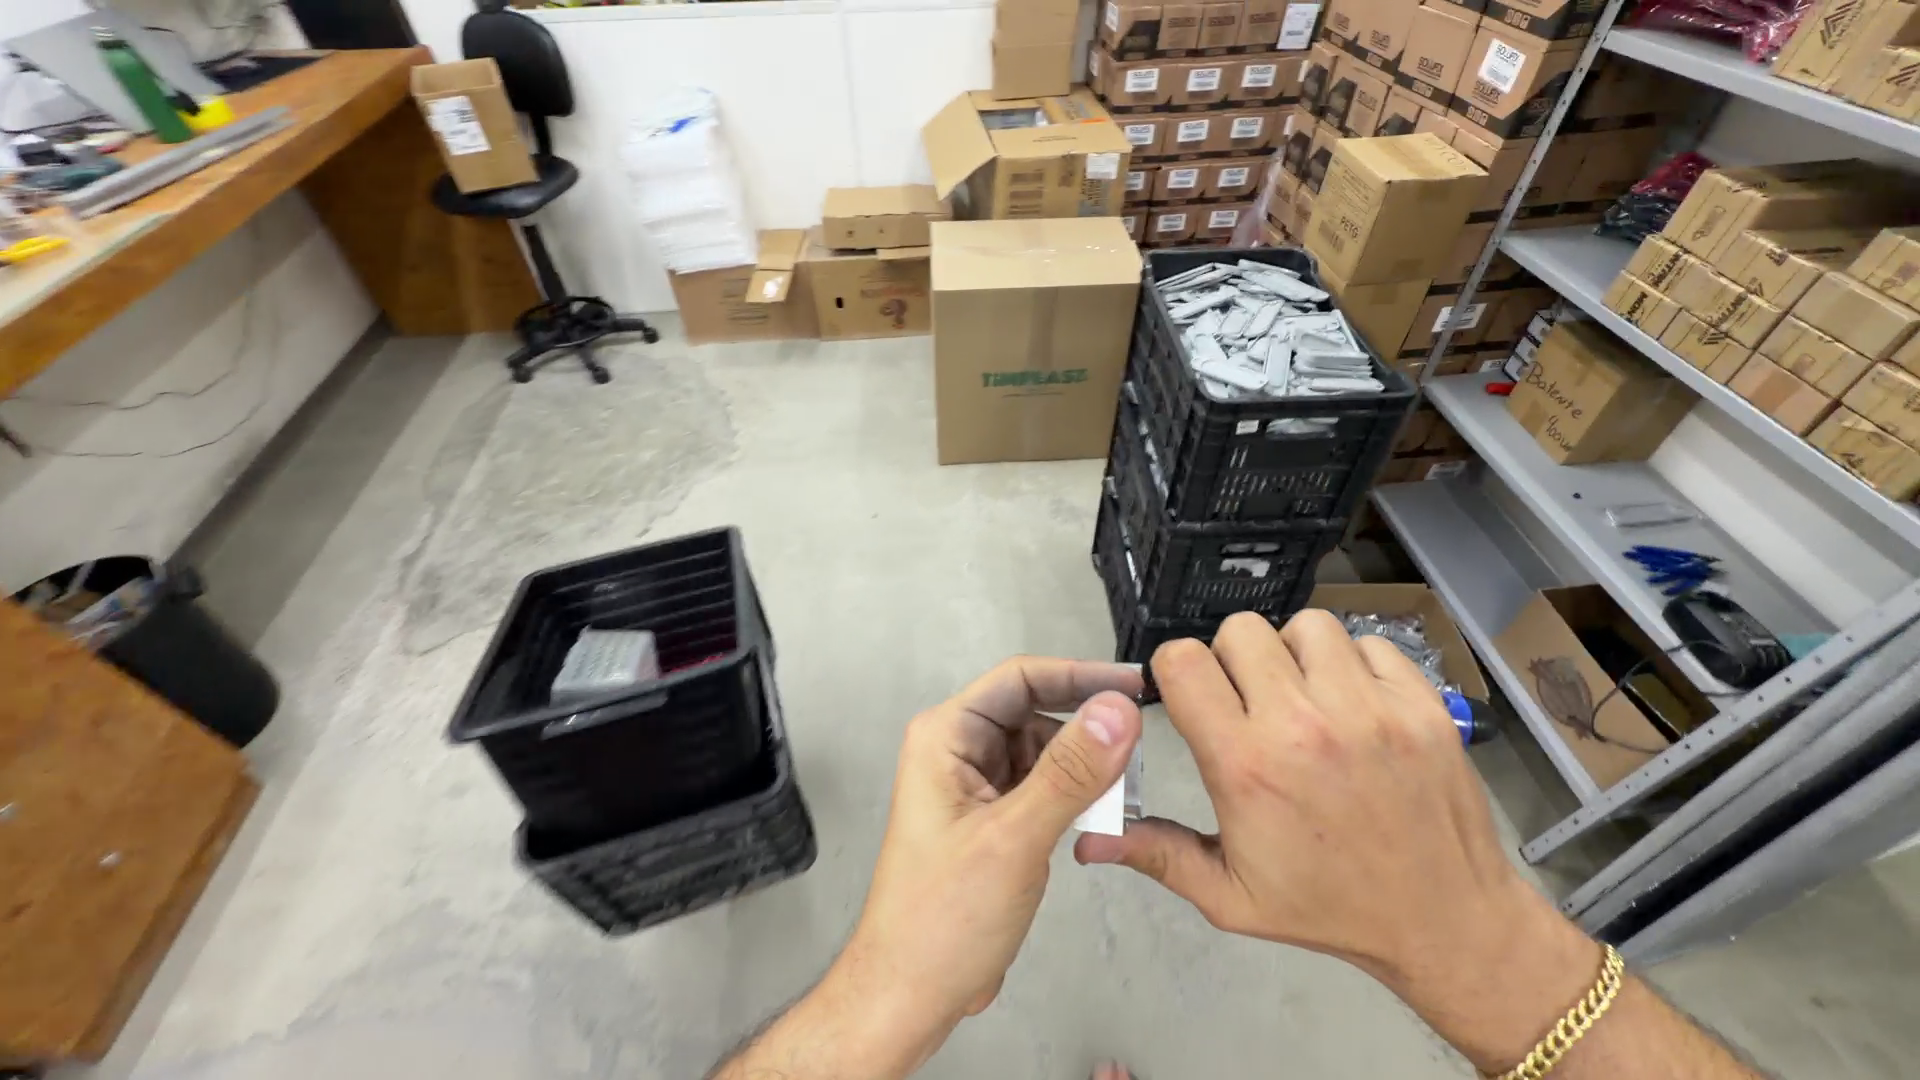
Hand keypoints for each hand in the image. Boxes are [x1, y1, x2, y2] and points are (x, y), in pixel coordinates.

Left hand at [829, 657, 1144, 1074]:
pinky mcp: (992, 817)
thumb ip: (1070, 771)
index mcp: (947, 735)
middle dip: (1085, 727)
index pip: (1020, 679)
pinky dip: (1072, 795)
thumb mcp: (1014, 837)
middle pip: (1034, 710)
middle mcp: (958, 749)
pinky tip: (1098, 817)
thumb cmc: (946, 916)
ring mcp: (975, 784)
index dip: (1080, 675)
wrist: (912, 993)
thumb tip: (1120, 708)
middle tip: (1141, 746)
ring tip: (1123, 792)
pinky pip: (1041, 785)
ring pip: (1043, 750)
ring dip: (1083, 766)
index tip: (1137, 686)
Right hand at [1074, 612, 1590, 1003]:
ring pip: (1305, 626)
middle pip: (1239, 630)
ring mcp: (1369, 707)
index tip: (1192, 696)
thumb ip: (1155, 853)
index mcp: (1245, 764)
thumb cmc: (1326, 908)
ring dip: (1293, 654)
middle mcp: (1302, 723)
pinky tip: (1354, 703)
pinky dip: (1353, 663)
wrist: (1448, 924)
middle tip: (1248, 699)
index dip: (1176, 670)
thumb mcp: (1228, 896)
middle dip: (1231, 658)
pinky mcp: (1420, 701)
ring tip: (1303, 696)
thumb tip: (1085, 837)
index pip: (1182, 661)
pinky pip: (1368, 642)